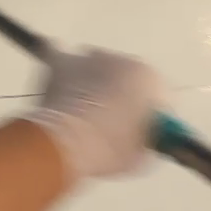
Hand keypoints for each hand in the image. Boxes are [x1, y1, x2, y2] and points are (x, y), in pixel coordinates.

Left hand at [23, 47, 164, 178]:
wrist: (70, 141)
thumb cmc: (112, 149)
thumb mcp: (143, 152)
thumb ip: (145, 135)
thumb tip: (138, 135)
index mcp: (150, 78)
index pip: (155, 95)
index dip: (147, 117)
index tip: (137, 133)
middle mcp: (122, 59)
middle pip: (124, 78)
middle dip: (118, 96)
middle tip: (107, 126)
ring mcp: (89, 58)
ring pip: (95, 69)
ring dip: (91, 84)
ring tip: (80, 114)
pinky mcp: (60, 62)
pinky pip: (60, 59)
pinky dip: (60, 68)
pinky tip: (56, 74)